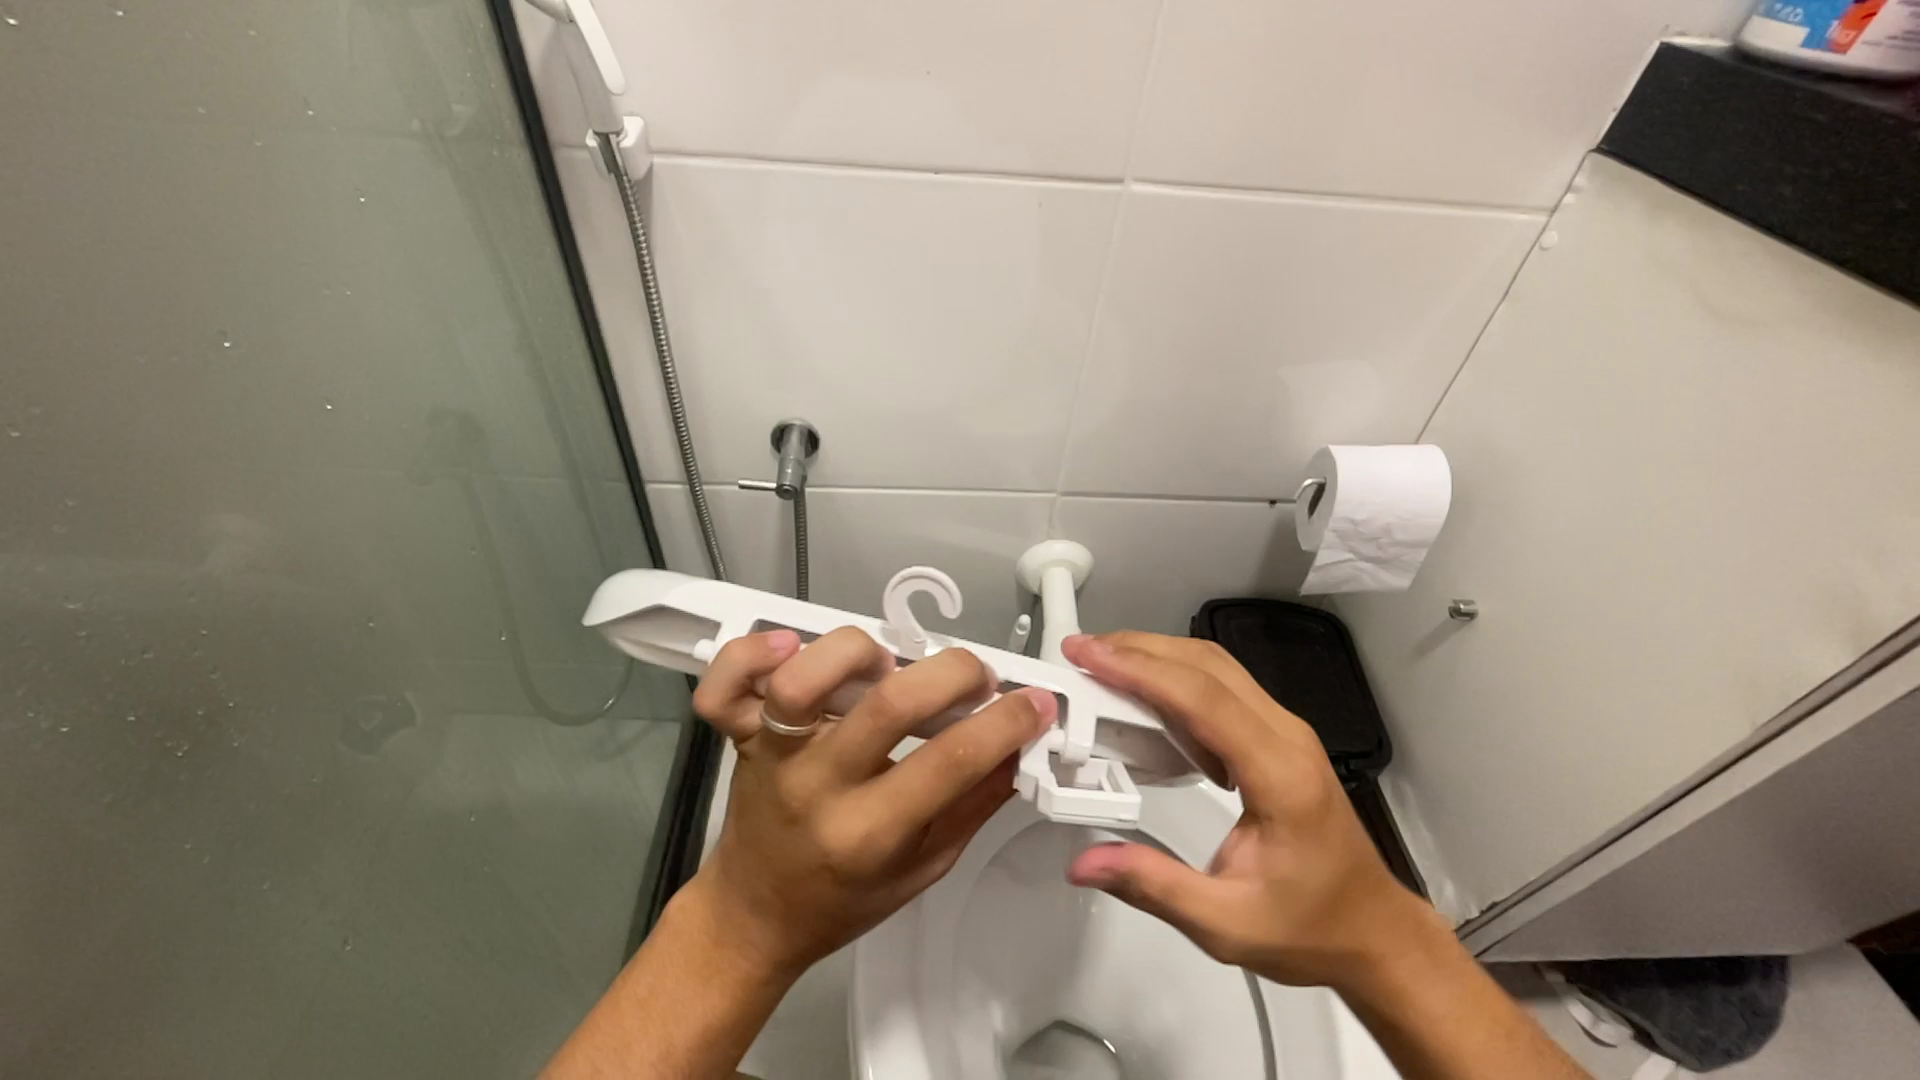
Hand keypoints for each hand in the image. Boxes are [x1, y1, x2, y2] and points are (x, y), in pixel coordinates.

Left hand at [683, 628, 1055, 976]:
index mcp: (871, 833)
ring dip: (857, 653)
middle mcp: (819, 787)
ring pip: (801, 682)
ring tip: (887, 663)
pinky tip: (791, 645)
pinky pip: (725, 687)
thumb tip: (1020, 743)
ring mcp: (772, 756)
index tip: (1035, 703)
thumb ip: (975, 803)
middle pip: (889, 706)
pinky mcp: (738, 736)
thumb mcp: (926, 867)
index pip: (951, 761)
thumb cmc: (845, 897)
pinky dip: (751, 653)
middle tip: (977, 677)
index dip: (1007, 722)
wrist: (755, 913)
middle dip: (954, 674)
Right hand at [1060, 632, 1444, 992]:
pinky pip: (1222, 688)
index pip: (1204, 698)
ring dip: (1156, 656)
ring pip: (1216, 667)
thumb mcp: (1226, 924)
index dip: (1141, 670)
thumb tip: (1084, 862)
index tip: (1089, 657)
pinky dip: (1174, 678)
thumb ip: (1153, 886)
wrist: (1373, 932)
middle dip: (1139, 649)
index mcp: (1279, 775)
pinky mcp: (1276, 738)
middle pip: (1209, 666)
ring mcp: (1285, 733)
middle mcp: (1287, 738)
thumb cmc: (1311, 927)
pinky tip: (1141, 694)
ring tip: (1100, 663)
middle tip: (1081, 651)